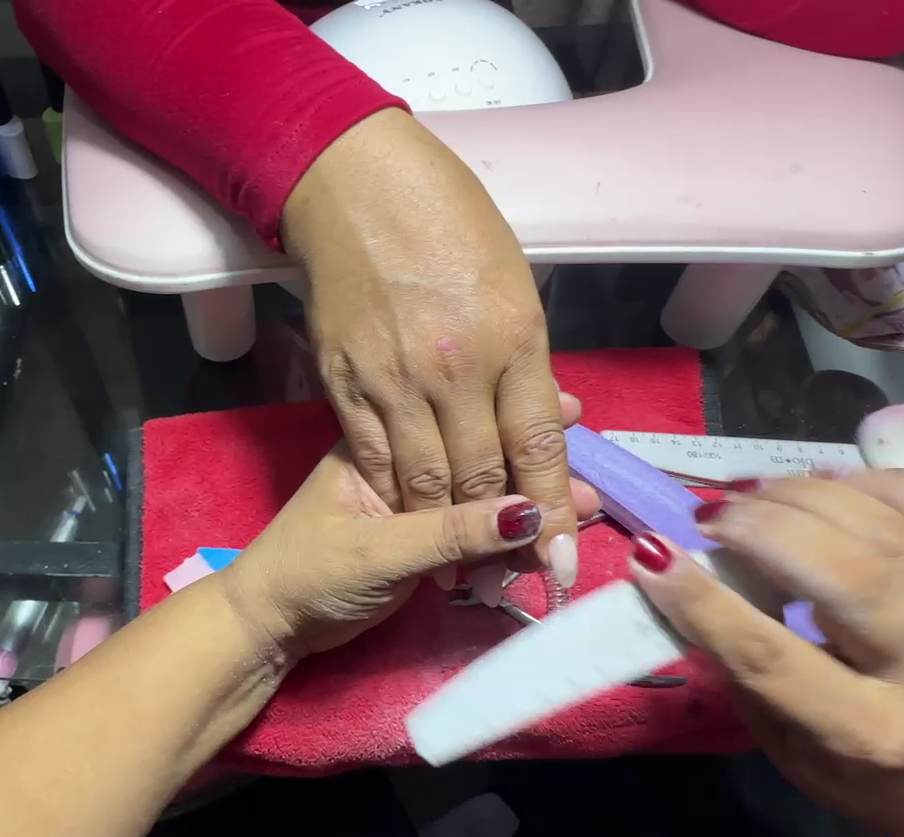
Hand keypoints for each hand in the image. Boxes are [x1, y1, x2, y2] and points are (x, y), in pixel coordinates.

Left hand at [217, 442, 548, 659]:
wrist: (273, 623)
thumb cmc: (310, 574)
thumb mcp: (380, 551)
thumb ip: (450, 532)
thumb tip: (532, 514)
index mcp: (381, 448)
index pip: (458, 422)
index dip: (514, 418)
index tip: (571, 413)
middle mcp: (404, 467)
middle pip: (479, 460)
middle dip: (534, 471)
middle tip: (586, 484)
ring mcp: (414, 506)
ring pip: (481, 499)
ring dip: (527, 508)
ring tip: (581, 510)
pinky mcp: (419, 543)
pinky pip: (471, 533)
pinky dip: (505, 540)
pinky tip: (540, 539)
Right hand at [281, 109, 597, 597]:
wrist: (351, 190)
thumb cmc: (446, 221)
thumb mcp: (512, 285)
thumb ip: (525, 365)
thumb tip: (540, 429)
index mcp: (512, 337)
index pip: (537, 445)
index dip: (550, 510)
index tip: (560, 560)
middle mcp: (455, 368)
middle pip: (483, 475)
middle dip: (501, 539)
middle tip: (515, 579)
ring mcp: (393, 381)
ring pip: (426, 480)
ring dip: (447, 534)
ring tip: (465, 573)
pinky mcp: (344, 386)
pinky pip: (375, 459)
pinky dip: (398, 497)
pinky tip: (412, 520)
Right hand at [626, 471, 903, 836]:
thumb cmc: (858, 778)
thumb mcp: (780, 744)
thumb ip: (737, 666)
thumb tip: (682, 585)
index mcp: (867, 731)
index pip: (772, 653)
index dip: (704, 600)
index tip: (650, 553)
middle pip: (854, 579)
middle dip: (766, 531)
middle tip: (706, 517)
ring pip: (894, 535)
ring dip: (807, 498)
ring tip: (747, 494)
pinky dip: (873, 484)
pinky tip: (819, 485)